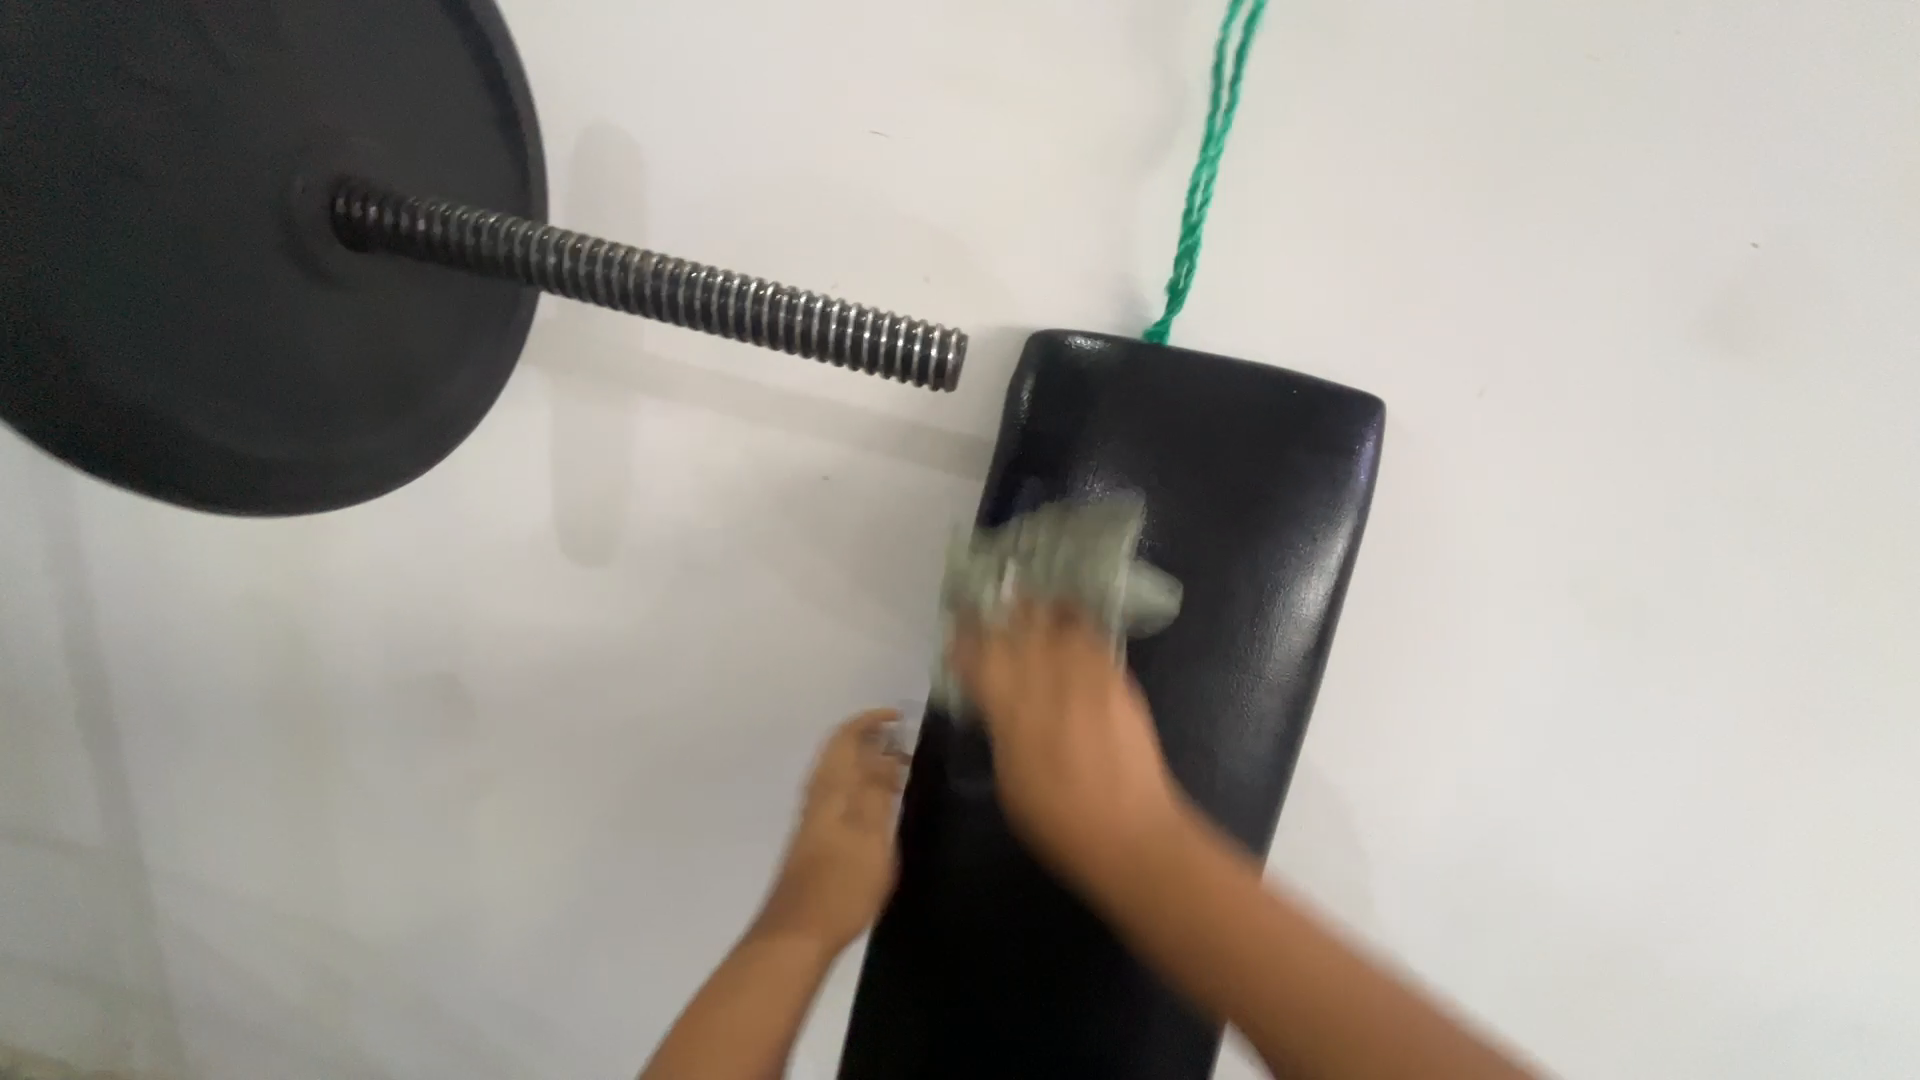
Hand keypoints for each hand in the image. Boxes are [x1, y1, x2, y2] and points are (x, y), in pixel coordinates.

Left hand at [755, 709, 906, 953]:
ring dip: (866, 763)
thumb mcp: (872, 836)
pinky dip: (861, 786)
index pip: (846, 737)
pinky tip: (879, 806)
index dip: (870, 721)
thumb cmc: (841, 884)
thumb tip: (886, 753)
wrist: (797, 933)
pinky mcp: (815, 839)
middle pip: (840, 752)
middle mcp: (818, 795)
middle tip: (904, 743)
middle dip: (871, 739)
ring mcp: (813, 818)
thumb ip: (878, 792)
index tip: (899, 717)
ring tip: (899, 770)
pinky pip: (840, 795)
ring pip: (839, 774)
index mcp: (831, 788)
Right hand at [950, 603, 1185, 890]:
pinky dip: (1076, 624)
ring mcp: (1088, 678)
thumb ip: (1001, 730)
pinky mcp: (1119, 682)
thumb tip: (995, 703)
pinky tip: (1068, 622)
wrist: (1132, 833)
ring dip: (1039, 611)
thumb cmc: (1058, 822)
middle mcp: (1049, 684)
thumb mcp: (1009, 779)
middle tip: (989, 605)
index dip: (965, 639)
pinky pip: (1093, 639)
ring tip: (1027, 602)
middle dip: (1001, 614)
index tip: (956, 628)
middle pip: (1020, 629)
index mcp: (1013, 712)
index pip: (980, 658)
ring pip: (1058, 625)